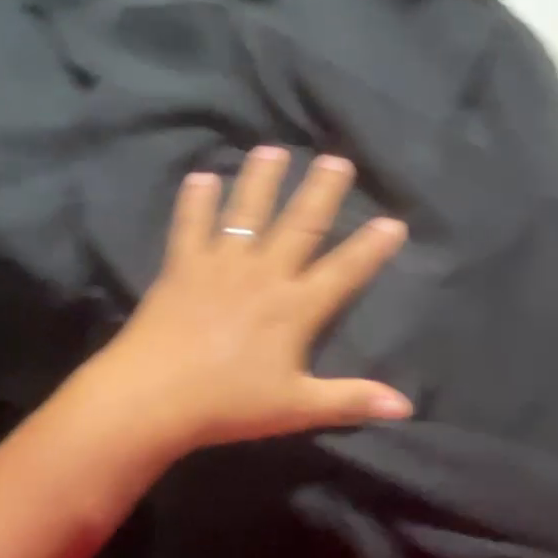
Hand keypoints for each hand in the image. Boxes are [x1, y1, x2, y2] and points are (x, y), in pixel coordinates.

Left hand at [77, 146, 411, 453]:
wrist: (152, 398)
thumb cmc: (229, 405)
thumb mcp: (297, 408)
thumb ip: (351, 400)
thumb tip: (406, 408)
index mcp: (295, 308)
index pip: (344, 271)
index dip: (371, 247)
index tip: (393, 220)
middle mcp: (263, 275)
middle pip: (300, 225)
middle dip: (321, 191)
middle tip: (336, 159)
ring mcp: (220, 267)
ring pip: (247, 212)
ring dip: (262, 179)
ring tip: (272, 149)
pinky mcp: (181, 268)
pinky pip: (191, 226)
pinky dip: (196, 201)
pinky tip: (201, 177)